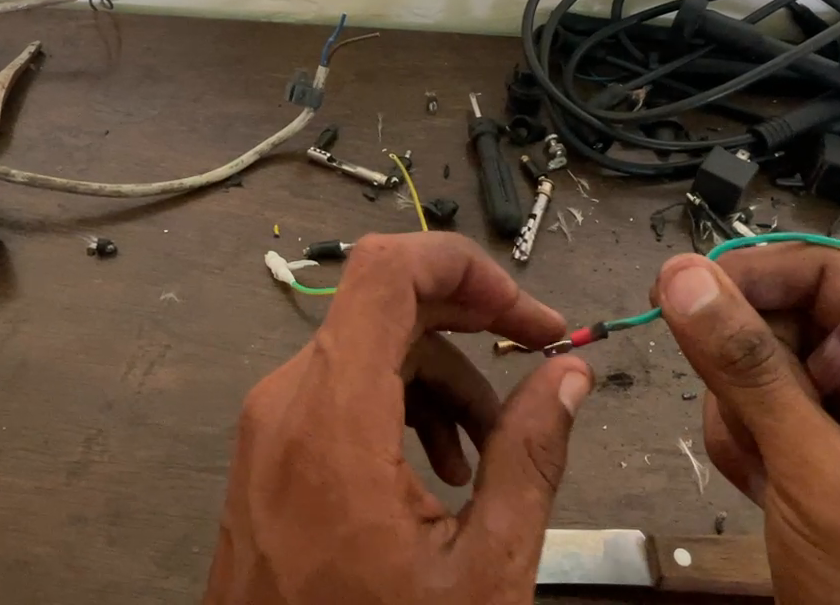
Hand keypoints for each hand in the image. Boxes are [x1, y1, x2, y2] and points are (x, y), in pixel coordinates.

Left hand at [205, 233, 593, 604]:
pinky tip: (440, 469)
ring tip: (489, 448)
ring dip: (442, 375)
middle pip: (385, 302)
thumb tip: (568, 373)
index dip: (462, 265)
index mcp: (331, 415)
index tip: (524, 312)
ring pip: (370, 347)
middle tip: (534, 350)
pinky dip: (402, 403)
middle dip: (469, 318)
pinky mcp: (271, 446)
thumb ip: (529, 459)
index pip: (386, 270)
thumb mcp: (480, 574)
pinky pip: (345, 388)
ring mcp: (272, 421)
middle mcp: (288, 397)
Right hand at [652, 246, 839, 604]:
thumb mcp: (819, 477)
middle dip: (743, 367)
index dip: (756, 274)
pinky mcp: (812, 454)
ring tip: (760, 473)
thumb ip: (749, 372)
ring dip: (736, 413)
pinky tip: (758, 487)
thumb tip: (680, 272)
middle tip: (735, 420)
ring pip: (754, 365)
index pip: (832, 278)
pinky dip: (736, 442)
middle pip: (784, 319)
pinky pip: (748, 409)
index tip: (679, 292)